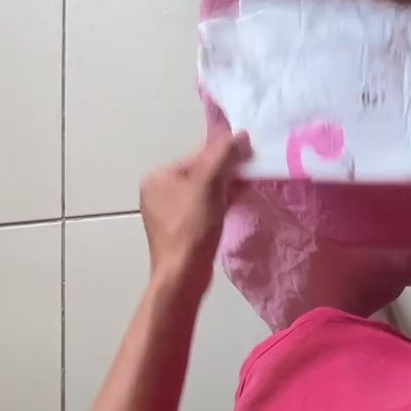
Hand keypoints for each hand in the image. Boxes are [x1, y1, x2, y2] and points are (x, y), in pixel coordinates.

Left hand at [140, 131, 250, 300]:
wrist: (183, 276)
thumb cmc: (192, 226)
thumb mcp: (208, 183)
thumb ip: (224, 154)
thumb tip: (242, 134)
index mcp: (159, 177)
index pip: (197, 154)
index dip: (224, 151)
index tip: (248, 152)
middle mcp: (160, 192)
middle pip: (201, 171)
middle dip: (227, 169)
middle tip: (251, 168)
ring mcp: (170, 213)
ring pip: (204, 190)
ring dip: (227, 185)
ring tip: (249, 183)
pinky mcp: (182, 230)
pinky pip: (205, 206)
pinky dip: (221, 201)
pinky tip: (239, 200)